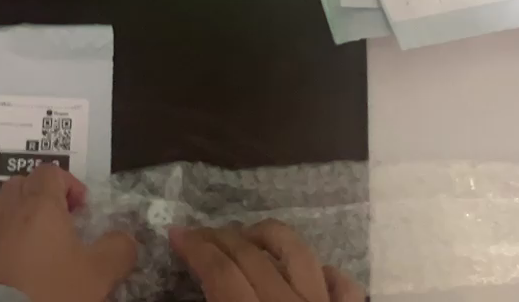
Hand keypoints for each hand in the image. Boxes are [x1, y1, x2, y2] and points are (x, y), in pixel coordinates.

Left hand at [0, 165, 138, 301]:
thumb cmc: (54, 294)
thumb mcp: (99, 275)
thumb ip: (118, 250)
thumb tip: (127, 239)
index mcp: (40, 203)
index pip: (51, 172)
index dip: (68, 185)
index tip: (80, 210)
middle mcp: (8, 208)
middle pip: (23, 183)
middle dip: (41, 195)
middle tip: (58, 224)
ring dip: (11, 209)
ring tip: (25, 234)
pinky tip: (0, 254)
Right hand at [169, 221, 363, 301]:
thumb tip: (197, 279)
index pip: (220, 272)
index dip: (194, 248)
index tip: (175, 234)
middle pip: (250, 256)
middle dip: (218, 239)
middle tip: (197, 236)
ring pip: (296, 254)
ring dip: (265, 239)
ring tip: (245, 239)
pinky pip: (343, 285)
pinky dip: (324, 273)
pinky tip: (307, 274)